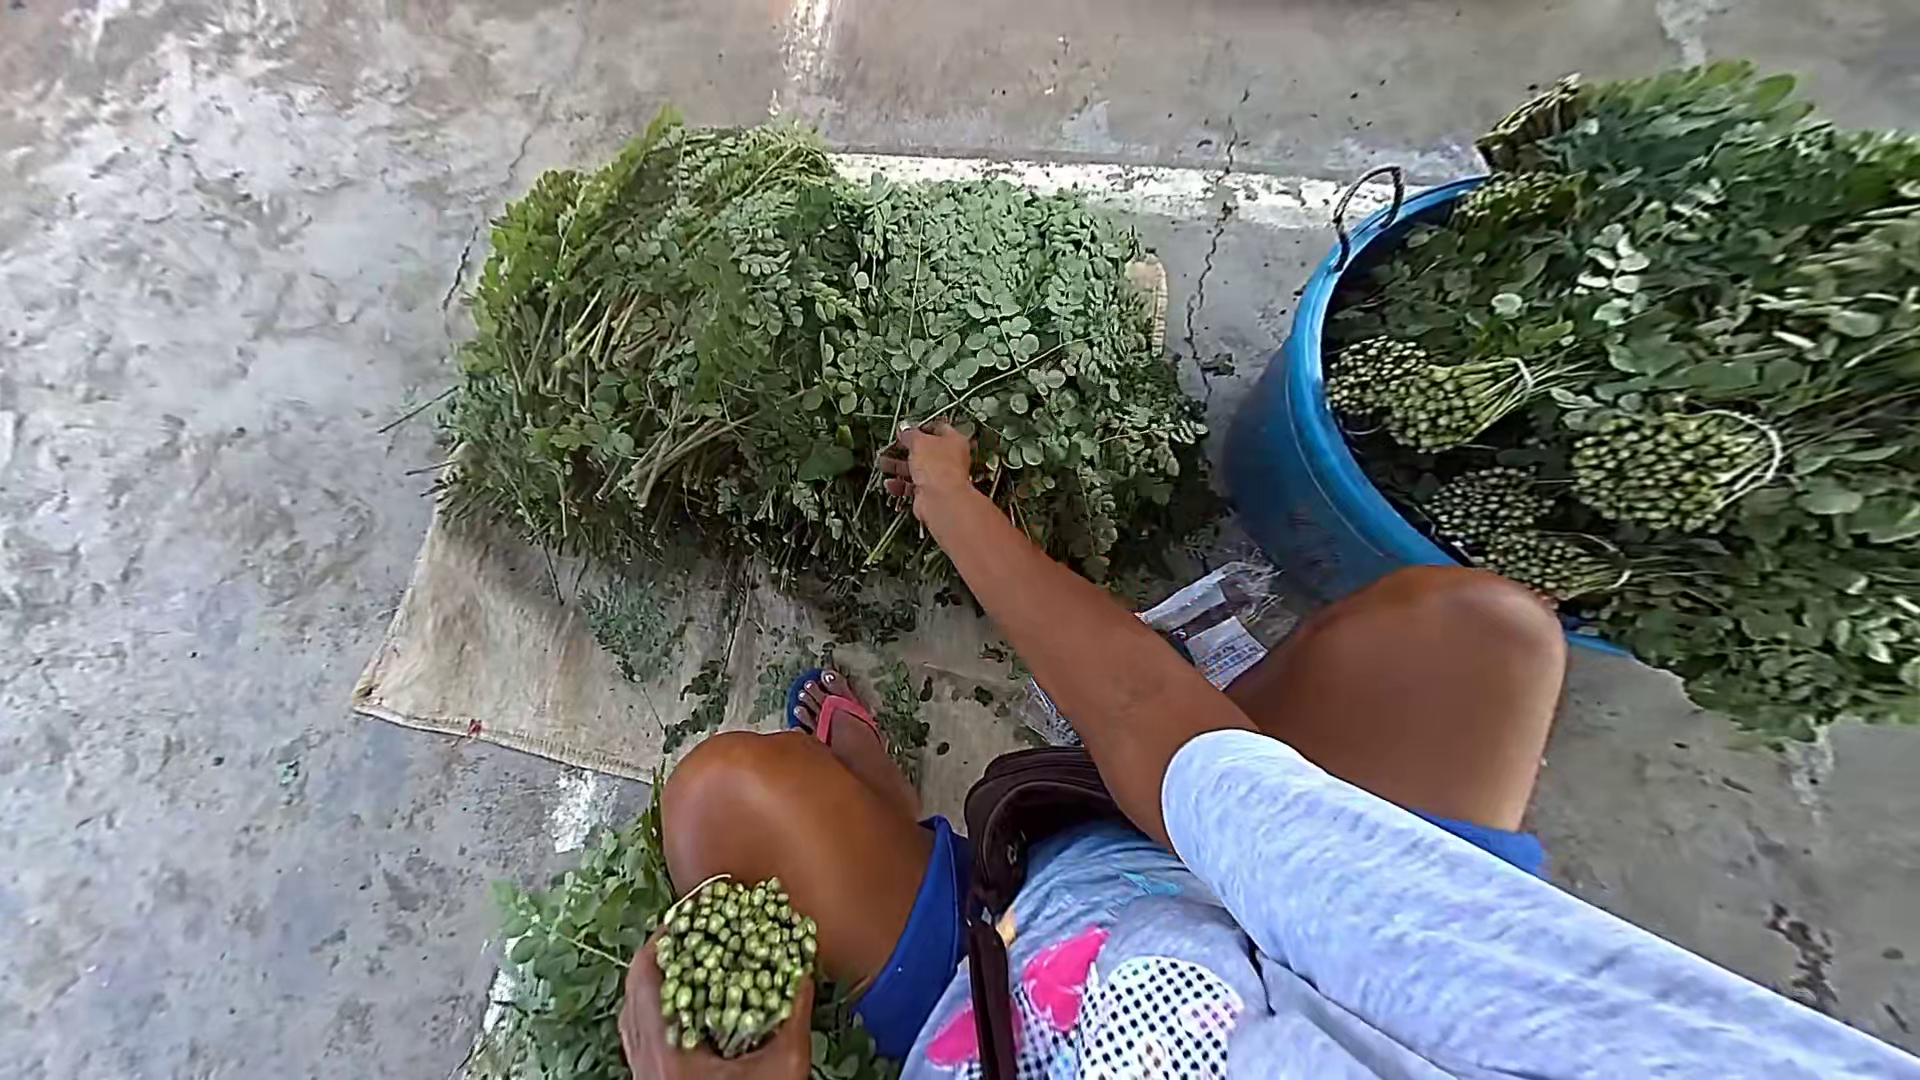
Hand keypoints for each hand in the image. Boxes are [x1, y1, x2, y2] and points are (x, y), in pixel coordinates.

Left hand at [619, 933, 814, 1079]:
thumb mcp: (784, 1068)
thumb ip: (794, 1014)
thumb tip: (805, 965)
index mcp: (668, 1058)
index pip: (647, 981)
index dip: (664, 938)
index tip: (690, 911)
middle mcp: (645, 1067)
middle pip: (632, 992)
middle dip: (660, 952)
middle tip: (692, 929)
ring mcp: (644, 1078)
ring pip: (631, 1014)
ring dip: (655, 979)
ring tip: (689, 956)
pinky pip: (639, 1036)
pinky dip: (656, 1007)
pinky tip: (688, 1001)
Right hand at [879, 420, 976, 514]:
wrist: (940, 500)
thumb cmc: (937, 466)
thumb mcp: (919, 442)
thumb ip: (910, 434)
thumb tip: (904, 429)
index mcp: (954, 441)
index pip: (937, 429)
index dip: (919, 429)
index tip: (903, 430)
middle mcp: (949, 460)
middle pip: (923, 451)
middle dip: (903, 450)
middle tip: (888, 448)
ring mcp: (939, 478)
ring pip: (916, 470)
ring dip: (898, 467)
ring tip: (882, 464)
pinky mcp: (929, 494)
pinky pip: (912, 487)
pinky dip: (900, 485)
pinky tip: (890, 483)